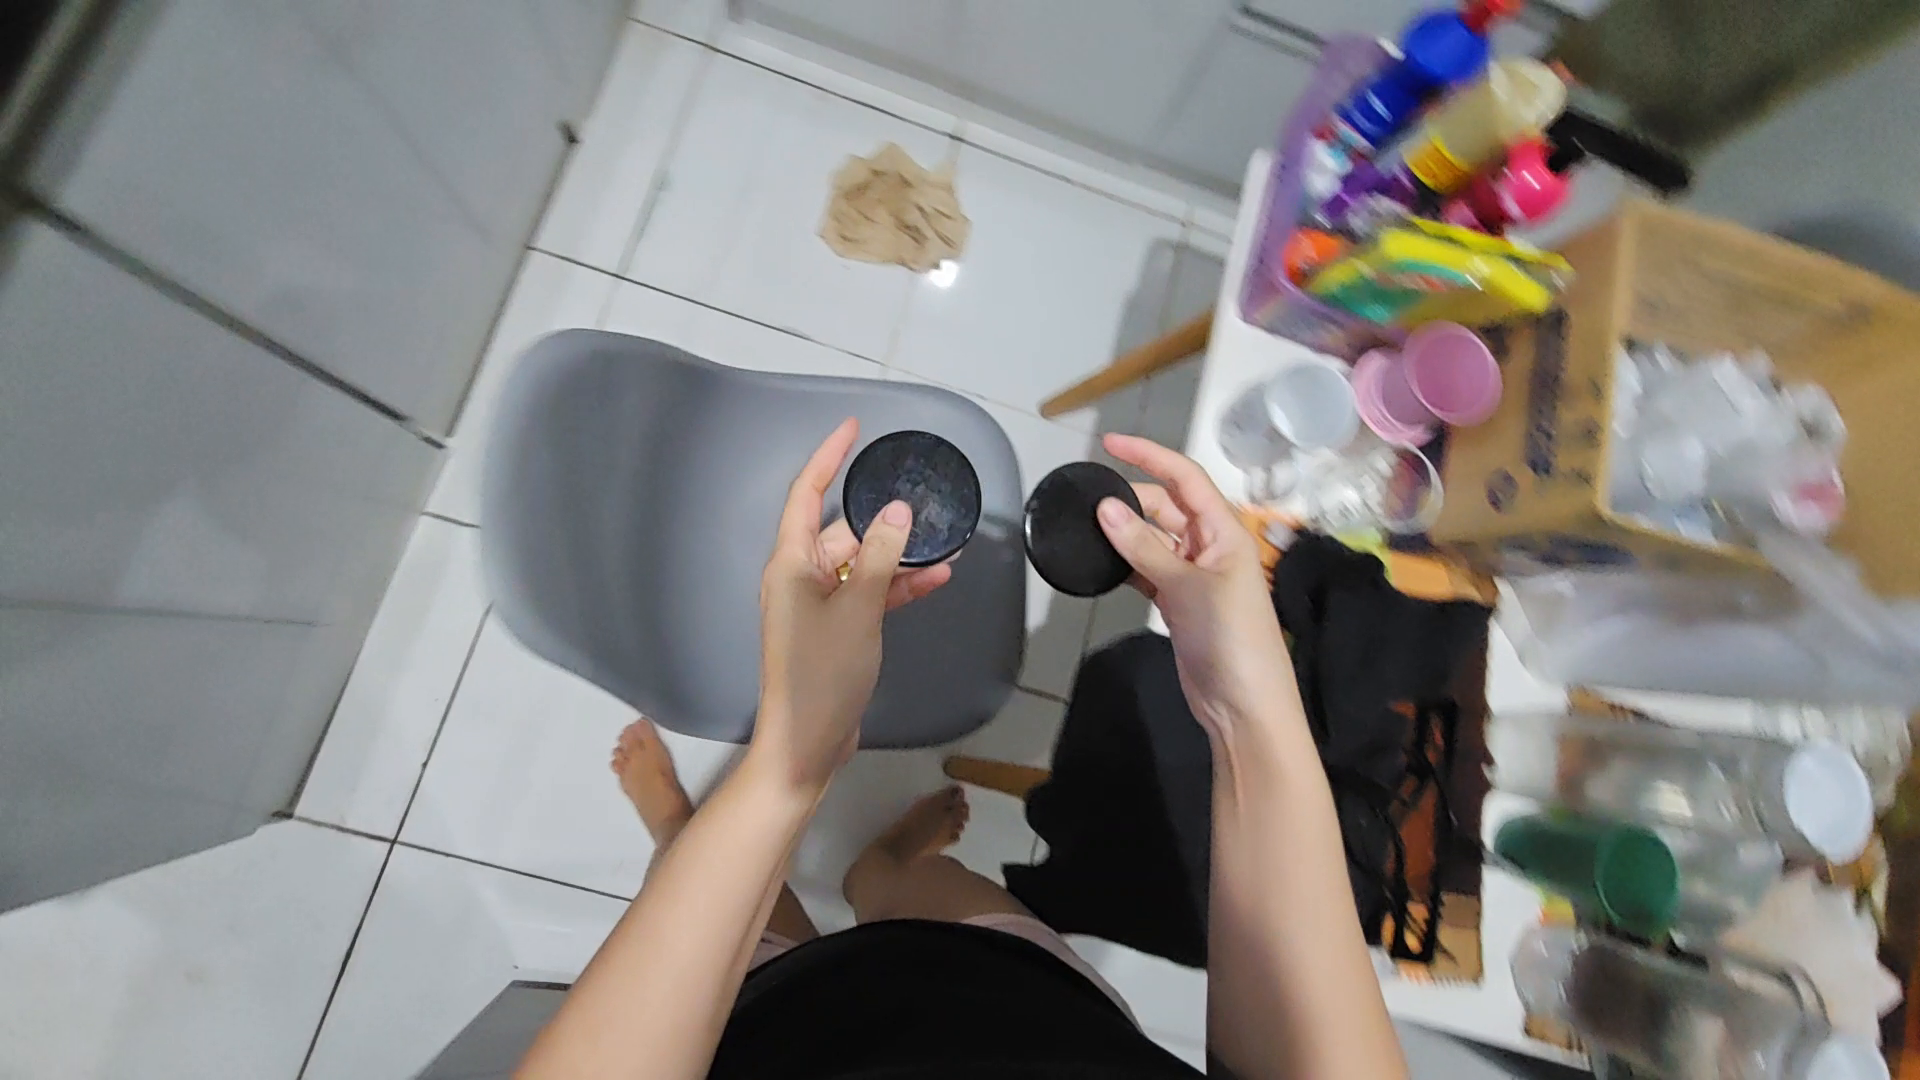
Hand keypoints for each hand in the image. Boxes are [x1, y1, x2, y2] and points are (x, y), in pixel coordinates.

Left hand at [752, 418, 953, 794]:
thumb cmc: (823, 670)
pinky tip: (935, 578)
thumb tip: (897, 511)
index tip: (853, 429)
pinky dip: (897, 587)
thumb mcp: (857, 608)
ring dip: (897, 556)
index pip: (805, 494)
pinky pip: (868, 595)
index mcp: (789, 562)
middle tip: (921, 500)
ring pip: (861, 564)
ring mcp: (819, 605)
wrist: (808, 742)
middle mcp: (800, 576)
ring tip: (942, 542)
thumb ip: (879, 557)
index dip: (827, 457)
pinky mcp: (838, 629)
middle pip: (840, 531)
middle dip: (880, 518)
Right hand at [1094, 434, 1299, 741]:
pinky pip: (1147, 568)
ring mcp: (1193, 574)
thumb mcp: (1185, 586)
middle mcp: (1209, 545)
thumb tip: (1105, 507)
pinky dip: (1126, 563)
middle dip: (1130, 499)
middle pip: (1166, 506)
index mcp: (1224, 531)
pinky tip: (1102, 562)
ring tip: (1087, 528)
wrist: (1243, 704)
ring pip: (1153, 538)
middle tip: (1087, 503)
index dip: (1149, 456)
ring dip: (1125, 533)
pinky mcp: (1178, 600)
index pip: (1185, 478)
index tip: (1109, 444)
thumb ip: (1144, 546)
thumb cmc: (1228, 637)